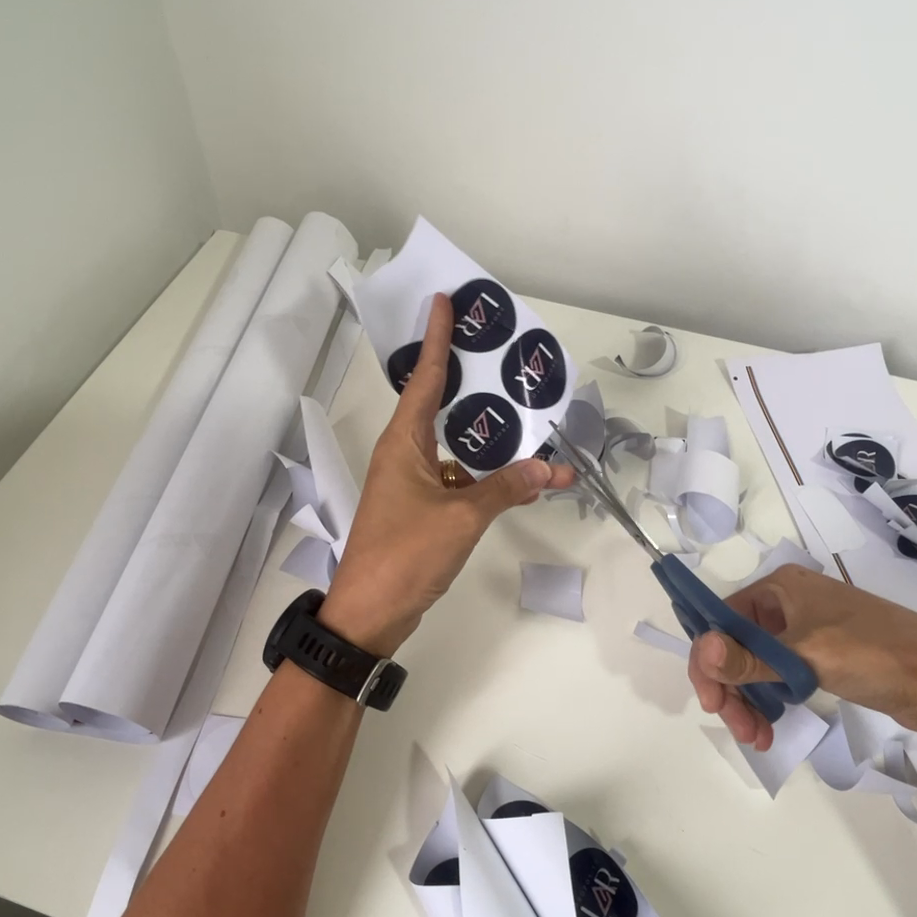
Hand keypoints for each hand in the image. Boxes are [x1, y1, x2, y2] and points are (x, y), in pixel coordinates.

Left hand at [318, 293, 575, 656]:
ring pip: (456, 449)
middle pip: (441, 407)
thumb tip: (546, 468)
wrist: (370, 614)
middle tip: (501, 353)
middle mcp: (405, 457)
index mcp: (403, 445)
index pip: (425, 380)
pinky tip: (522, 482)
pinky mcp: (421, 512)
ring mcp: (412, 486)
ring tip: (531, 421)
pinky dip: (487, 479)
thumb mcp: (461, 518)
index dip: (437, 340)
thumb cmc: (406, 556)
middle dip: (471, 382)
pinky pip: (459, 482)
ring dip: (490, 442)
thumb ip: (505, 489)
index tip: (443, 301)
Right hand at [689, 564, 916, 750]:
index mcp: (779, 587)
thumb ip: (749, 659)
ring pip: (754, 666)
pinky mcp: (822, 657)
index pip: (721, 621)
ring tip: (758, 737)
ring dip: (748, 702)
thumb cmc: (876, 656)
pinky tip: (771, 728)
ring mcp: (806, 630)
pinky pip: (778, 677)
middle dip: (731, 689)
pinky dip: (770, 702)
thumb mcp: (806, 657)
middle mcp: (787, 603)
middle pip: (735, 647)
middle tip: (739, 729)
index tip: (713, 704)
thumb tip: (699, 651)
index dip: (709, 662)